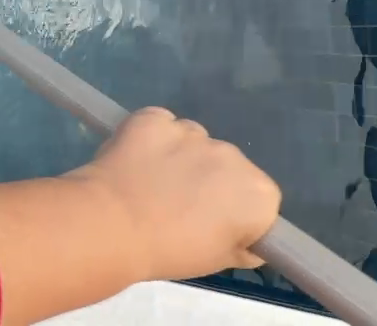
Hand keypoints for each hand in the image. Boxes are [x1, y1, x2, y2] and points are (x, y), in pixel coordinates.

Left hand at [68, 107, 281, 280]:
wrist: (116, 222)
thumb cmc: (176, 249)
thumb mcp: (228, 258)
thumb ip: (245, 238)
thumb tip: (241, 229)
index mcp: (260, 193)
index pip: (256, 195)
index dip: (234, 207)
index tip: (213, 218)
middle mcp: (231, 155)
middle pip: (224, 161)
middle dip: (207, 175)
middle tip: (180, 196)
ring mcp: (188, 131)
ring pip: (191, 138)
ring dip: (179, 151)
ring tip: (153, 175)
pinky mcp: (151, 117)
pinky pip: (159, 120)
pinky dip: (151, 133)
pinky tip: (138, 152)